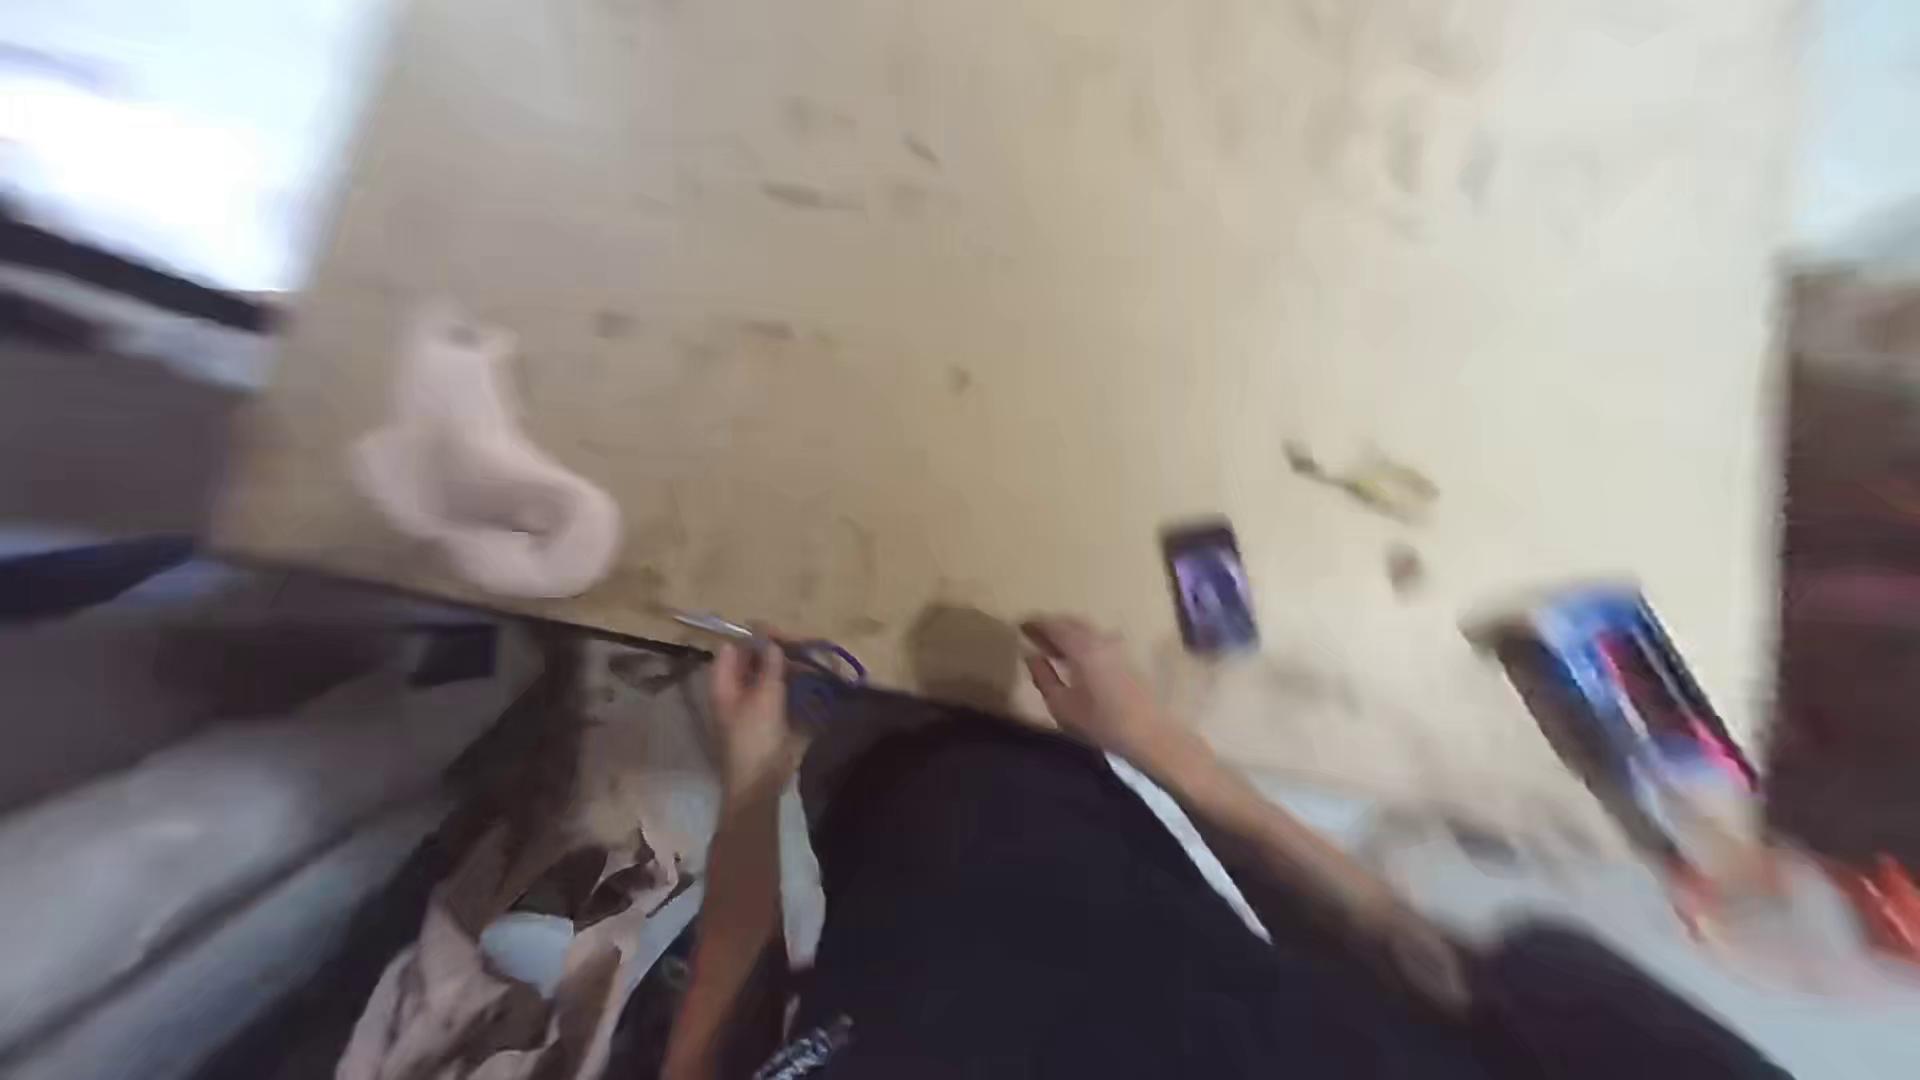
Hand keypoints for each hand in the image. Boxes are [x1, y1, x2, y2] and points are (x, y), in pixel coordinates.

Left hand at [707, 640, 804, 799]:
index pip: (735, 650)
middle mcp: (738, 691)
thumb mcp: (764, 694)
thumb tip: (771, 638)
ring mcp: (756, 705)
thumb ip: (769, 663)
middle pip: (756, 662)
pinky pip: (786, 692)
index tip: (781, 634)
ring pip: (774, 676)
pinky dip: (799, 684)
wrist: (761, 783)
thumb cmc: (755, 737)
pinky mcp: (773, 718)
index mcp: (725, 684)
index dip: (755, 639)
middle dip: (780, 652)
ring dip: (793, 667)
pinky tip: (817, 679)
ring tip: (817, 662)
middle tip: (806, 647)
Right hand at [1021, 615, 1181, 761]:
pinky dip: (1079, 639)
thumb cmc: (1101, 723)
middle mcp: (1099, 638)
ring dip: (1065, 632)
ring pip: (1083, 628)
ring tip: (1050, 647)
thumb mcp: (1061, 705)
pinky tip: (1073, 656)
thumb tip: (1031, 655)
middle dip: (1049, 625)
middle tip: (1032, 635)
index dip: (1034, 623)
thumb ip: (1042, 676)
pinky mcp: (1125, 655)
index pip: (1052, 624)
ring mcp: (1115, 645)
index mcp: (1081, 646)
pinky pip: (1094, 637)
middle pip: (1069, 622)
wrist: (1150, 735)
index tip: (1020, 626)